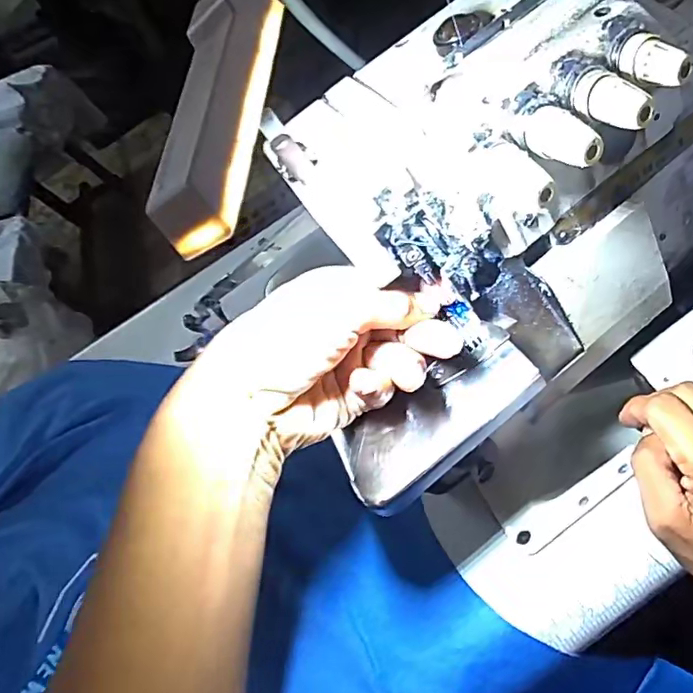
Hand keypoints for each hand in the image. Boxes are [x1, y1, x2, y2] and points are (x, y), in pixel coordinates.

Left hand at [169, 266, 462, 462]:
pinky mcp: (348, 394)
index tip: (442, 303)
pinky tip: (363, 384)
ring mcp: (345, 360)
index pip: (389, 290)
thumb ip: (388, 302)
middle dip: (422, 332)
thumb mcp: (340, 308)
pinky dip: (377, 386)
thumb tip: (421, 298)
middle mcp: (343, 324)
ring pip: (395, 358)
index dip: (417, 297)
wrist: (248, 402)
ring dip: (403, 364)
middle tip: (443, 340)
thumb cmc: (272, 345)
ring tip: (404, 370)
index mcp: (337, 292)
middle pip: (398, 325)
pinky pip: (380, 387)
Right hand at [623, 380, 692, 611]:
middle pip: (688, 391)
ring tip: (680, 423)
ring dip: (690, 399)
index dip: (638, 408)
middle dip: (659, 403)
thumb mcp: (664, 521)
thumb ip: (647, 468)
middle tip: (650, 424)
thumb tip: (649, 438)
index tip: (631, 419)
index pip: (664, 407)